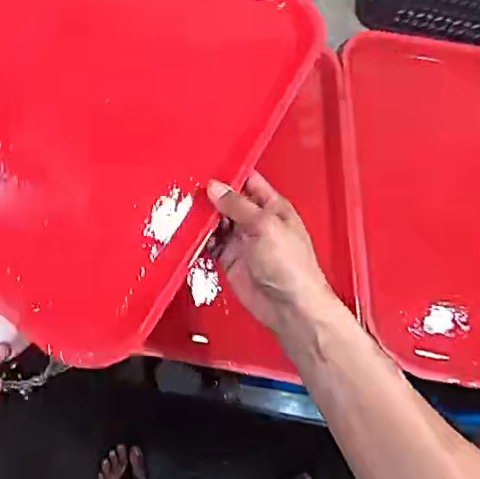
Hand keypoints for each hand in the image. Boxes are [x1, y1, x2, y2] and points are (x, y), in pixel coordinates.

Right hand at [206, 173, 338, 333]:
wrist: (290, 308)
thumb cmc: (293, 269)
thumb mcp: (264, 226)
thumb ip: (237, 205)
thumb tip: (216, 188)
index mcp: (272, 207)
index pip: (247, 182)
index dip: (229, 175)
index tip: (208, 171)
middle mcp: (255, 222)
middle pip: (226, 201)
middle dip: (209, 197)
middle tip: (190, 193)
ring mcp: (241, 240)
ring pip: (214, 221)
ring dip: (202, 218)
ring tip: (186, 213)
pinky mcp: (229, 258)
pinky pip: (209, 244)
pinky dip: (199, 240)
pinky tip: (191, 236)